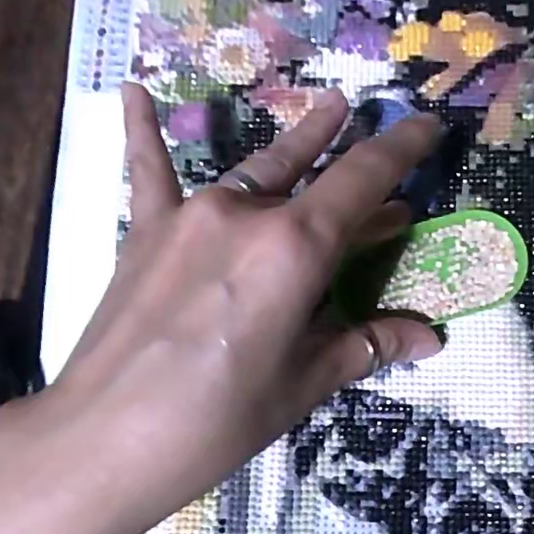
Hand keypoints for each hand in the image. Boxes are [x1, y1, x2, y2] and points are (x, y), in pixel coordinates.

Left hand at [42, 83, 443, 533]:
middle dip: (355, 162)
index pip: (362, 179)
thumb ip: (368, 345)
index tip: (427, 124)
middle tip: (385, 150)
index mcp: (294, 248)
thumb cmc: (220, 420)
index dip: (401, 148)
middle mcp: (245, 214)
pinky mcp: (145, 234)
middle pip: (313, 176)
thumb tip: (430, 339)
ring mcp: (189, 216)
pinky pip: (150, 175)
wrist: (104, 442)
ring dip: (296, 146)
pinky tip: (134, 91)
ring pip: (255, 171)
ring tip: (328, 110)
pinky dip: (145, 134)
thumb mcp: (305, 384)